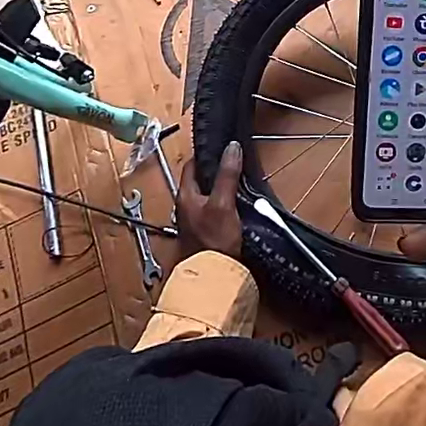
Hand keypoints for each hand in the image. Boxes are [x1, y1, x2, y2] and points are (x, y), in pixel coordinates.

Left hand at [175, 140, 242, 258]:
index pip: (192, 166)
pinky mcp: (206, 233)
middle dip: (217, 171)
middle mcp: (186, 207)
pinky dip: (226, 204)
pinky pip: (215, 210)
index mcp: (184, 195)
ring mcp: (195, 221)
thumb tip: (232, 147)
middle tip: (235, 162)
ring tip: (240, 180)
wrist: (214, 278)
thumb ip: (227, 175)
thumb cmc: (214, 240)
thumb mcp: (223, 203)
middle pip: (201, 180)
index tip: (222, 147)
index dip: (206, 154)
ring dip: (222, 188)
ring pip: (209, 196)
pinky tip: (239, 205)